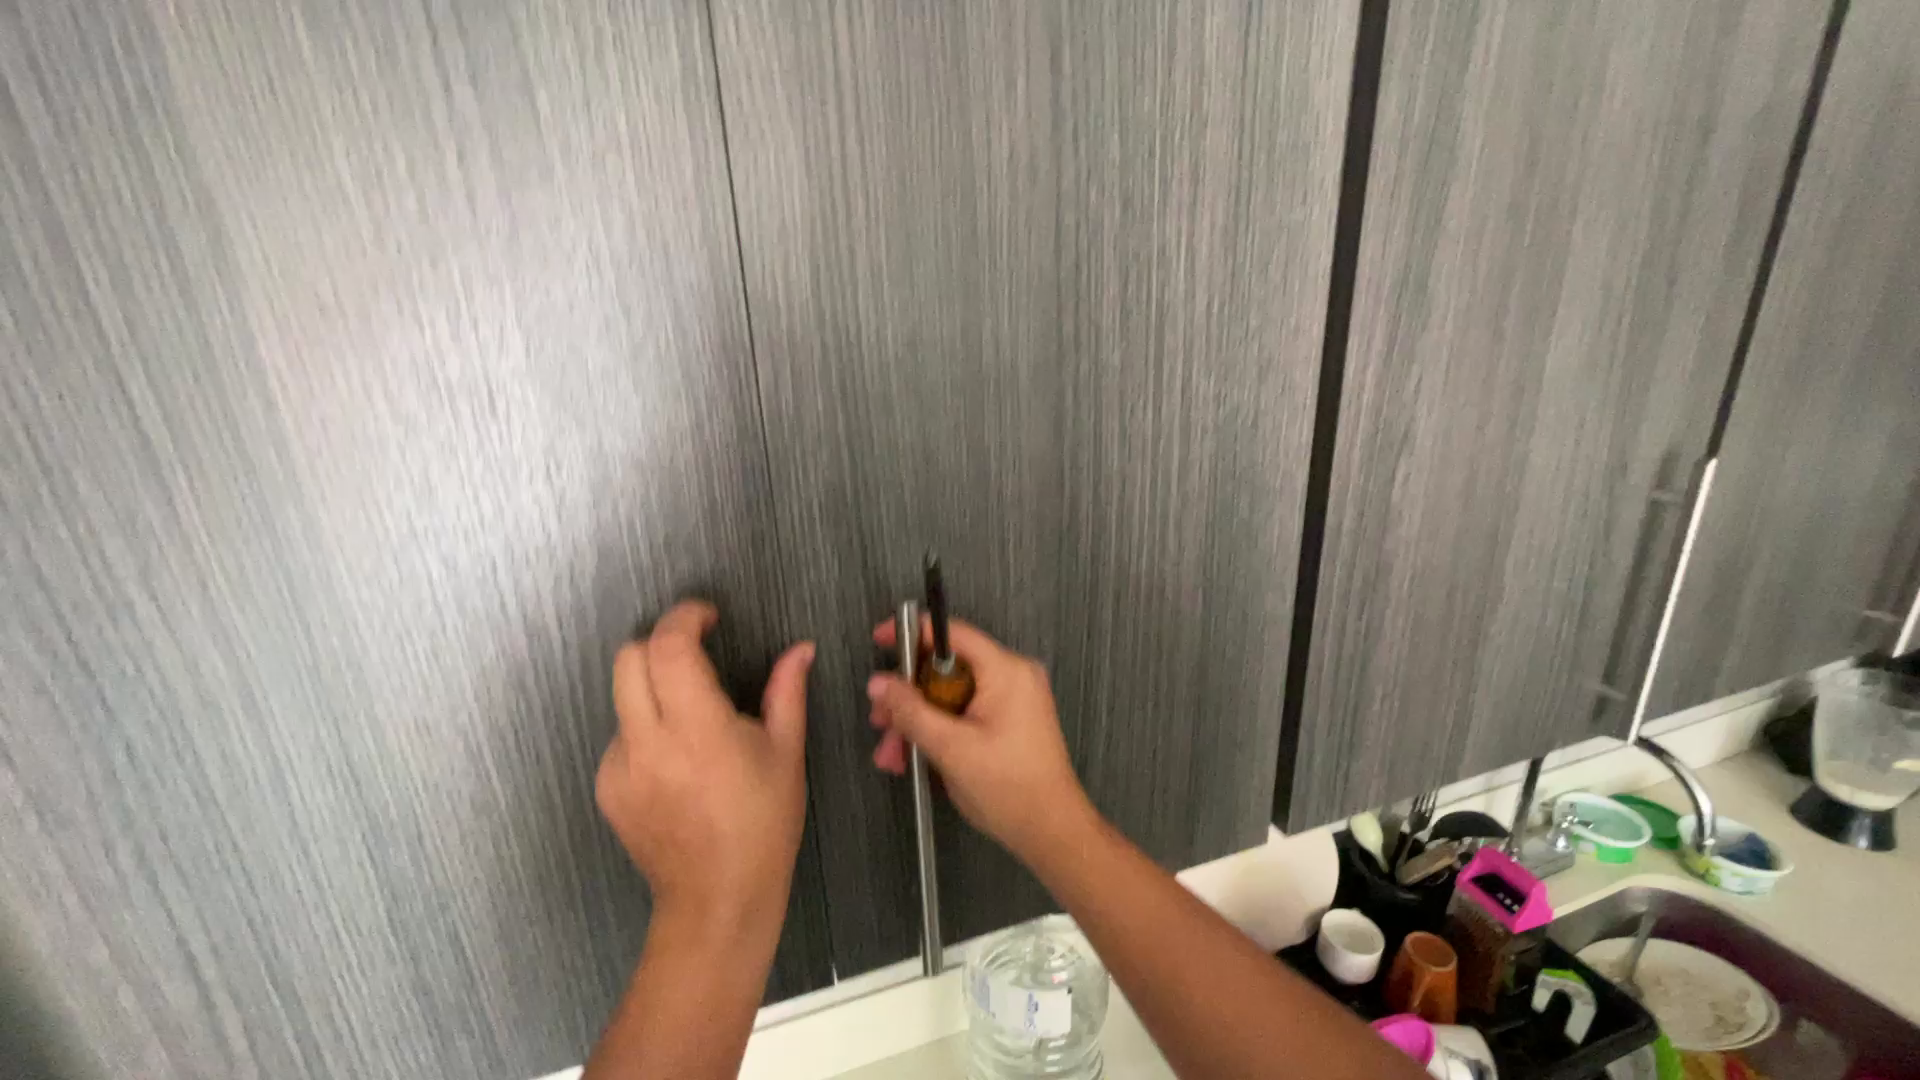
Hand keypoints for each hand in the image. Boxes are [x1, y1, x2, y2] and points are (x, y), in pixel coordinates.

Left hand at [596, 601, 812, 932]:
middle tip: (697, 655)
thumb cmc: (763, 825)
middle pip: (629, 658)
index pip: (669, 647)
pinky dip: (646, 729)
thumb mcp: (786, 754)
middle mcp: (647, 741)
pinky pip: (621, 735)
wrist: (716, 900)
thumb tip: (800, 648)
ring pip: (622, 696)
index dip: (684, 617)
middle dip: (662, 642)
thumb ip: (787, 692)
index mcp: (697, 728)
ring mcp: (618, 767)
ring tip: (694, 721)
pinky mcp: (605, 788)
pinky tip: (678, 763)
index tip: (708, 617)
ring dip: (654, 687)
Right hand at [868, 617, 1094, 861]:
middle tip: (880, 721)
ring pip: (950, 695)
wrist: (1050, 832)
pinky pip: (964, 712)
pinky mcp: (1007, 721)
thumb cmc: (1009, 788)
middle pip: (946, 668)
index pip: (952, 633)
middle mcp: (1012, 676)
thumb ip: (910, 711)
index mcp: (1006, 671)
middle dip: (909, 698)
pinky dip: (938, 731)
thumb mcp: (950, 747)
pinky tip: (913, 758)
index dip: (913, 634)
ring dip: (918, 721)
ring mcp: (1011, 699)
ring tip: (892, 754)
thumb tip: (878, 682)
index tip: (881, 641)